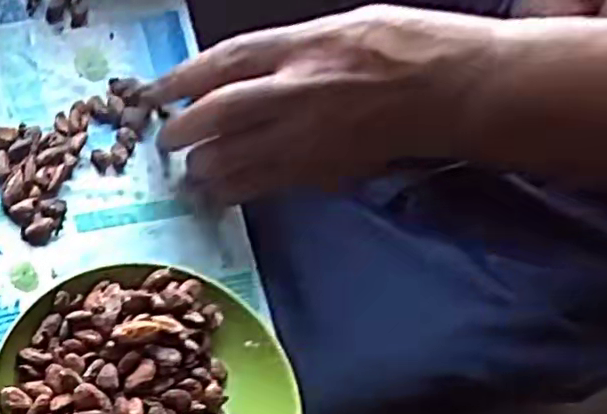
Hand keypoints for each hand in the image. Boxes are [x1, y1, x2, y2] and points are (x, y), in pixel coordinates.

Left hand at [146, 5, 502, 204]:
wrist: (458, 90)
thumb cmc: (404, 50)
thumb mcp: (344, 29)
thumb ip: (280, 54)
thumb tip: (218, 79)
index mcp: (309, 45)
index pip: (226, 60)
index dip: (177, 79)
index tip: (149, 94)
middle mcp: (296, 90)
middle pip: (208, 116)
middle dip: (175, 131)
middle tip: (168, 138)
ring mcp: (297, 136)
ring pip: (214, 161)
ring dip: (194, 166)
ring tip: (197, 162)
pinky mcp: (300, 173)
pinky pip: (236, 190)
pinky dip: (217, 190)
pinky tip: (215, 186)